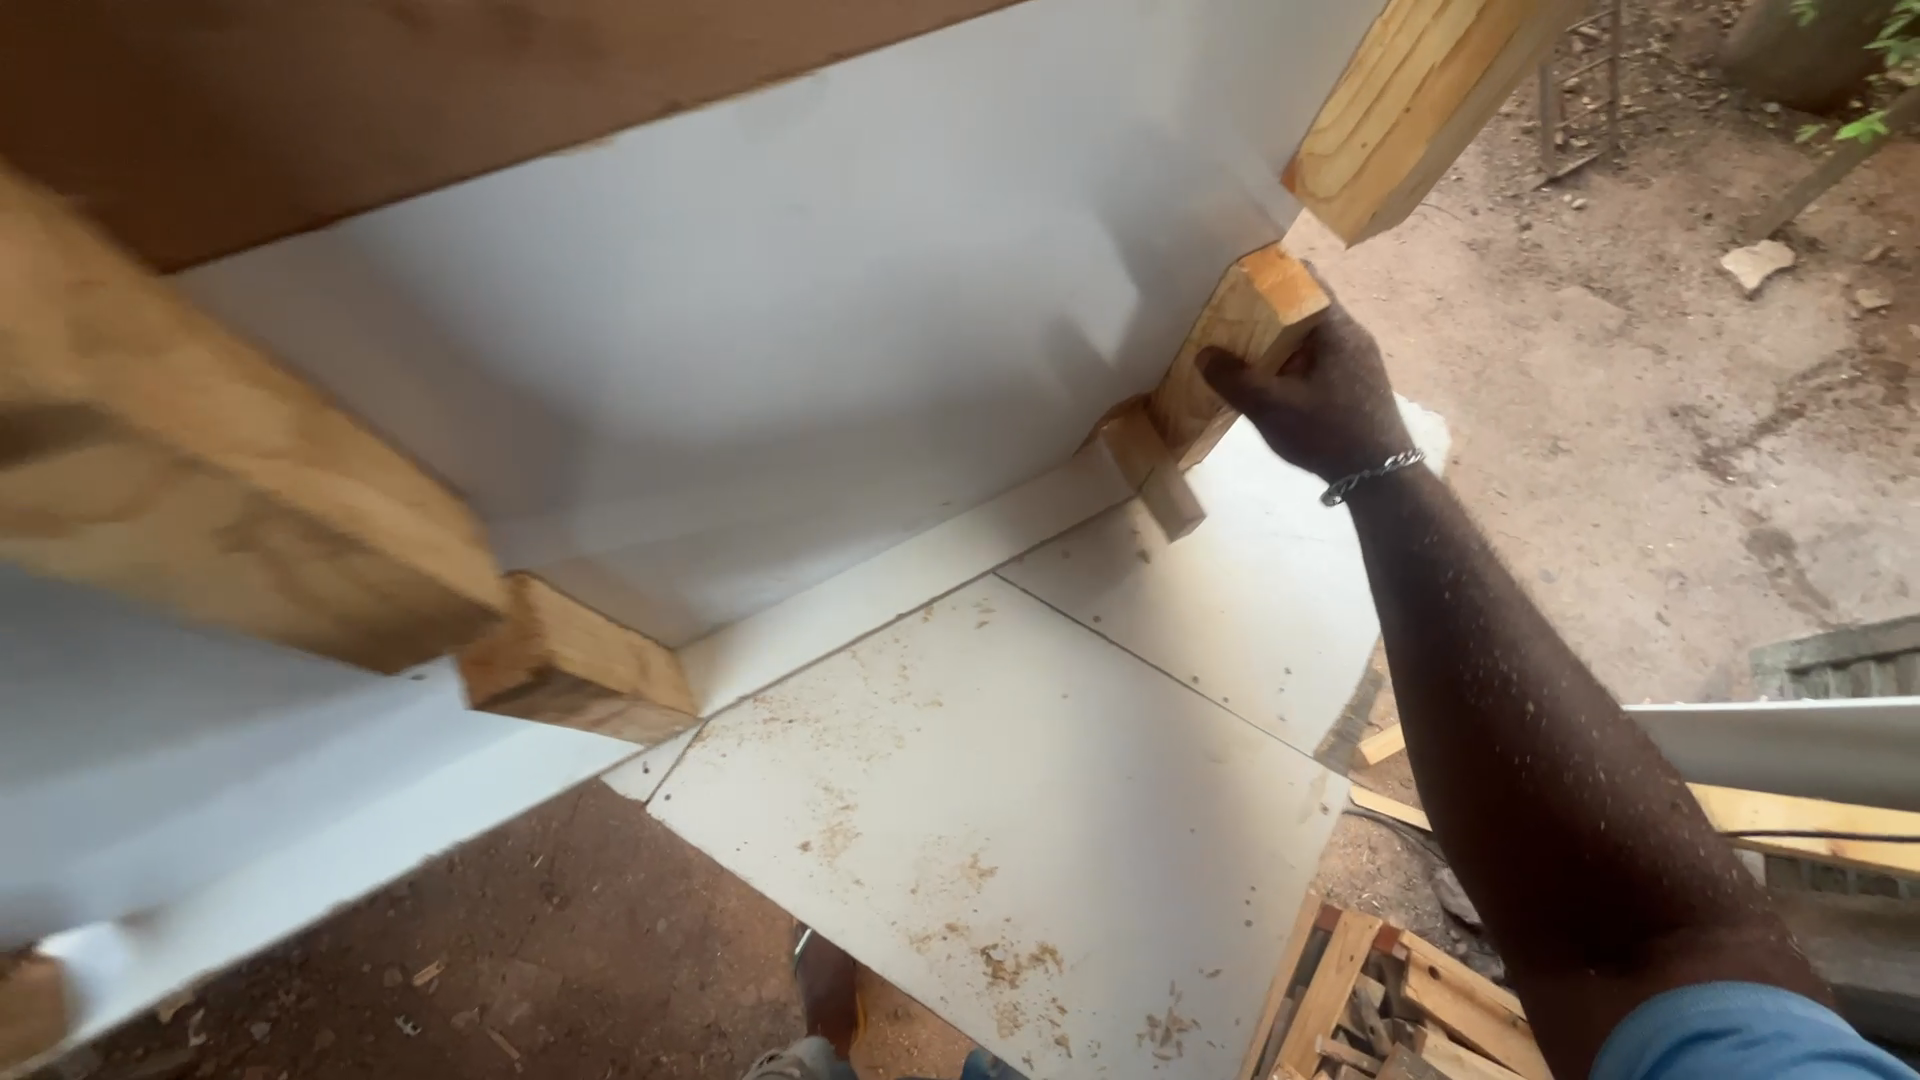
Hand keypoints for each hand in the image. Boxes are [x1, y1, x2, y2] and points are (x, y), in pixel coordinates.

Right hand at [1199, 277, 1412, 483]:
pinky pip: (1318, 358)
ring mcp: (1358, 360)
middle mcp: (1352, 335)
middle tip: (1229, 324)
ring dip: (1278, 341)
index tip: (1236, 286)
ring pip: (1310, 336)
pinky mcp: (1357, 383)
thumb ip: (1233, 379)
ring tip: (1243, 354)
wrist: (1379, 475)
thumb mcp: (1270, 407)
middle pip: (1305, 308)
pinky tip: (1272, 383)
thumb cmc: (1326, 433)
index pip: (1305, 279)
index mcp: (1336, 328)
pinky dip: (1292, 361)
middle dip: (1267, 312)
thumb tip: (1204, 354)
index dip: (1270, 277)